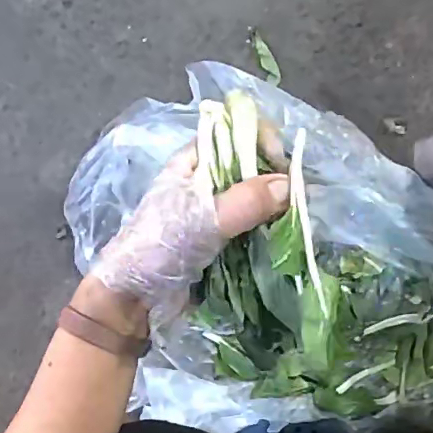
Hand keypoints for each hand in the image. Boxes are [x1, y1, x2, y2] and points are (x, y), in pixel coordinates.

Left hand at [88, 148, 289, 323]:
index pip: (232, 134)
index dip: (259, 139)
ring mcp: (212, 215)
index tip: (282, 162)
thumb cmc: (160, 247)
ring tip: (297, 219)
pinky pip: (250, 230)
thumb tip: (290, 186)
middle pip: (248, 168)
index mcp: (192, 164)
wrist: (135, 298)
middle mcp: (204, 184)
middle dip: (274, 178)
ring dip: (274, 209)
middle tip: (297, 197)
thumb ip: (246, 201)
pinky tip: (284, 238)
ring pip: (253, 201)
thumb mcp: (203, 218)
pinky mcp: (220, 243)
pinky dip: (267, 232)